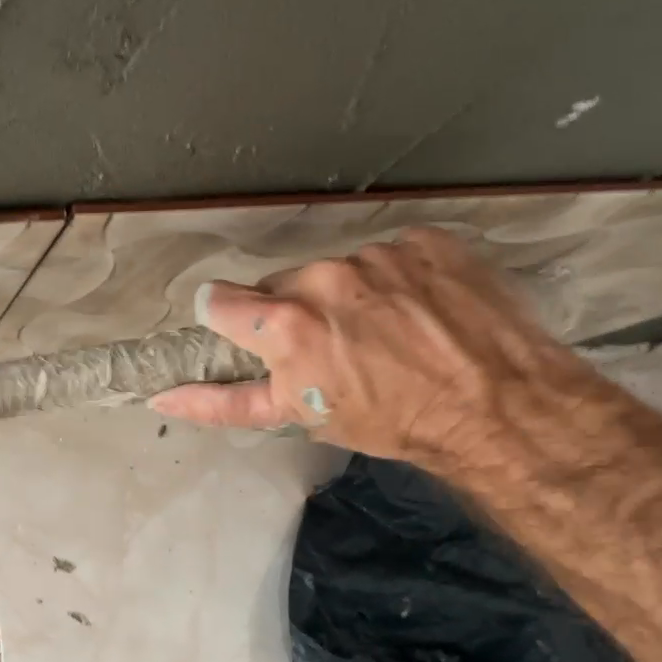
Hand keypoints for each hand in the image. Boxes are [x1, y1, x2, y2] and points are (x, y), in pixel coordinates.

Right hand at [148, 227, 586, 466]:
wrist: (502, 408)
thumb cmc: (389, 420)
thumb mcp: (296, 416)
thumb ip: (221, 402)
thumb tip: (159, 398)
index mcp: (285, 324)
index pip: (219, 300)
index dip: (231, 320)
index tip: (253, 337)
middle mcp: (324, 278)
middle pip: (281, 284)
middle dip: (292, 311)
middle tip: (331, 347)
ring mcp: (379, 255)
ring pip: (336, 269)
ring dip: (346, 294)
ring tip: (385, 329)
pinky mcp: (427, 241)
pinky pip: (389, 254)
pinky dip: (395, 277)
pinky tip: (419, 308)